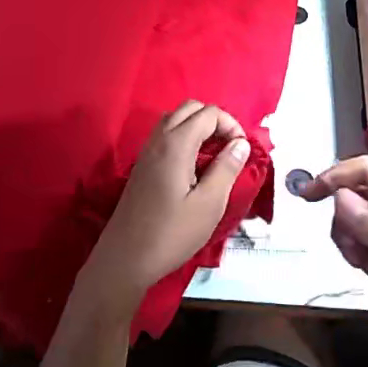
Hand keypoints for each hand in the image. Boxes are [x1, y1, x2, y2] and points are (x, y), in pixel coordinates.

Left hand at [79, 101, 250, 311]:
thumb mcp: (209, 204)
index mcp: (176, 144)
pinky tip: (195, 166)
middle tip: (230, 149)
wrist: (126, 258)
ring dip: (199, 128)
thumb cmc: (171, 233)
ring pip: (175, 120)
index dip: (231, 126)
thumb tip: (241, 143)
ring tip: (215, 156)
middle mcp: (159, 139)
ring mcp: (147, 151)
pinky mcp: (142, 165)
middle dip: (215, 121)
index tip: (241, 152)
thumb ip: (227, 168)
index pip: (209, 113)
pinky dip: (185, 138)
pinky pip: (166, 136)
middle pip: (190, 108)